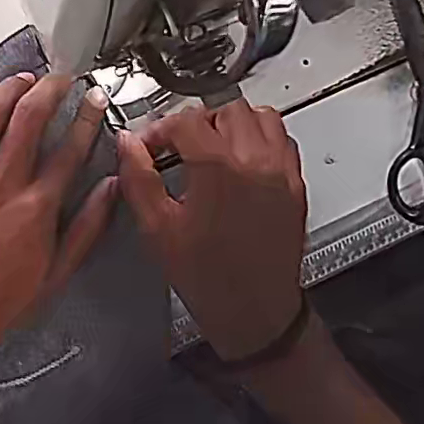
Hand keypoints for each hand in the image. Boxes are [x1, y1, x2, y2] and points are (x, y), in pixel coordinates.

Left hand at [0, 72, 119, 397]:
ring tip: (24, 78)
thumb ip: (88, 226)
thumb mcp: (57, 273)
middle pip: (29, 119)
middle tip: (61, 79)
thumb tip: (110, 187)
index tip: (94, 100)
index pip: (70, 149)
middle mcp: (0, 186)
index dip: (87, 118)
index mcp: (35, 209)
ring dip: (9, 89)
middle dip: (50, 89)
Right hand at [116, 100, 306, 361]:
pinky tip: (241, 158)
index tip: (149, 147)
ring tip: (210, 148)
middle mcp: (256, 163)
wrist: (255, 312)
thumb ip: (138, 178)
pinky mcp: (295, 185)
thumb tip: (128, 145)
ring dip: (231, 124)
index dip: (159, 130)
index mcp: (219, 170)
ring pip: (259, 116)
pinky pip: (282, 140)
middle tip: (177, 148)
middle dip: (195, 124)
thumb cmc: (210, 279)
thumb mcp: (158, 229)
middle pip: (224, 110)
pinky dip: (260, 138)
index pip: (186, 121)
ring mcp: (281, 172)